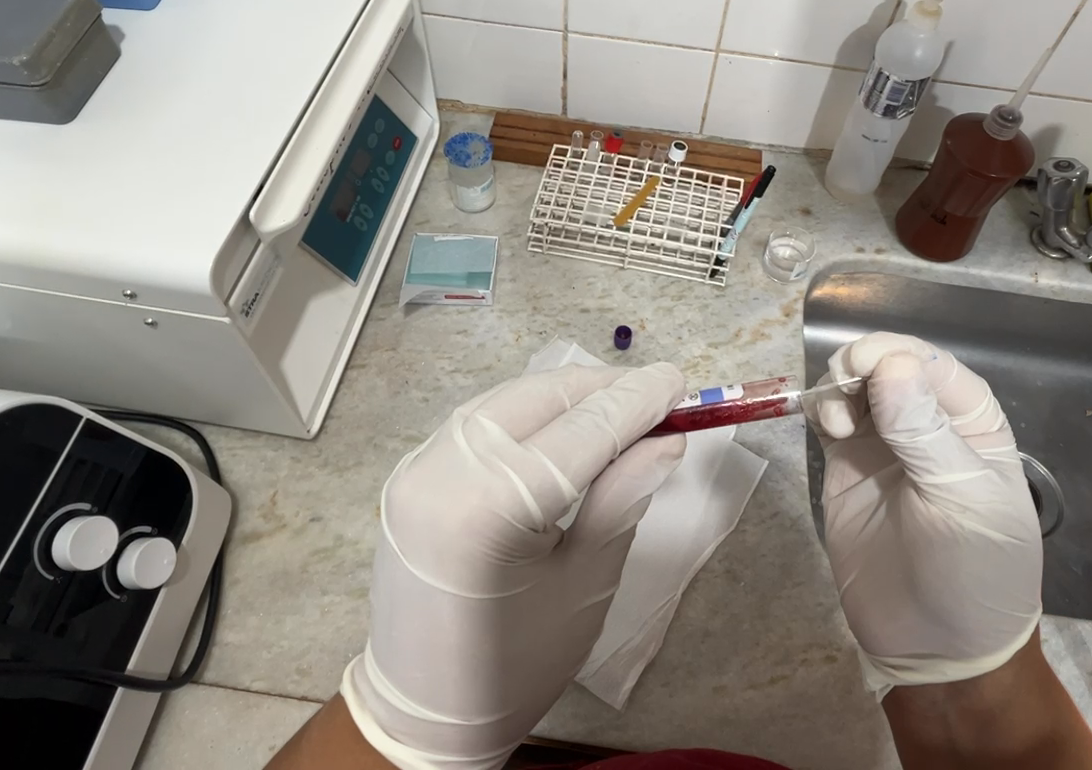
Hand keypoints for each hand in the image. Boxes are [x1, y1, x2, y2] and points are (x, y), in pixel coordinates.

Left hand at [340, 364, 687, 769]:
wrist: (420, 710)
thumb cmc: (514, 664)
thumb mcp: (584, 584)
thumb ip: (622, 498)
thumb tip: (666, 441)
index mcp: (487, 508)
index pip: (581, 431)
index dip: (635, 402)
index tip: (677, 381)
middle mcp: (444, 469)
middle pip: (541, 398)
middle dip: (603, 389)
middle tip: (656, 394)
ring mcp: (420, 465)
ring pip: (509, 398)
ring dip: (567, 394)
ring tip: (619, 403)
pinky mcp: (414, 470)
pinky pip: (481, 418)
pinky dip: (529, 409)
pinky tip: (563, 418)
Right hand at [808, 333, 1041, 695]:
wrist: (934, 645)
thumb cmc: (972, 572)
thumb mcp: (962, 503)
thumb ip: (925, 433)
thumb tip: (891, 364)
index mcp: (971, 424)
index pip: (934, 365)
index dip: (898, 355)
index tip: (866, 366)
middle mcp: (926, 422)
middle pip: (888, 364)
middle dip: (861, 365)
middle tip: (844, 394)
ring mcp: (882, 442)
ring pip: (854, 383)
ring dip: (838, 384)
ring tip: (835, 422)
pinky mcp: (845, 463)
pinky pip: (828, 415)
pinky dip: (820, 406)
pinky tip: (826, 426)